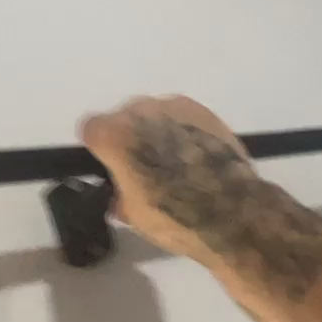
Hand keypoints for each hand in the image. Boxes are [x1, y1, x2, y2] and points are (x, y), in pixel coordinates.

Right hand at [77, 95, 262, 263]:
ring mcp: (173, 106)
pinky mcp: (202, 110)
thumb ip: (120, 195)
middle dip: (129, 136)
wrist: (231, 209)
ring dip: (157, 130)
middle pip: (124, 117)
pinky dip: (181, 129)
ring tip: (173, 159)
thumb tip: (121, 195)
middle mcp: (140, 112)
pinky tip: (194, 153)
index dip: (99, 145)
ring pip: (154, 113)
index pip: (91, 128)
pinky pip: (180, 115)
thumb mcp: (134, 215)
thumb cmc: (173, 215)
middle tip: (143, 163)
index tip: (108, 161)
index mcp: (115, 136)